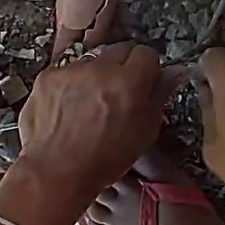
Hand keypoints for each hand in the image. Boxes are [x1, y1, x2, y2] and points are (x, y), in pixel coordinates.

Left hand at [16, 42, 167, 196]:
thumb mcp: (144, 132)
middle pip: (119, 51)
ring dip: (95, 75)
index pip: (146, 54)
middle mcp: (99, 70)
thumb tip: (176, 72)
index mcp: (128, 83)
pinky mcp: (47, 77)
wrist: (56, 174)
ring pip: (92, 61)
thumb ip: (160, 96)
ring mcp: (71, 71)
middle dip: (122, 69)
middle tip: (118, 94)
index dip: (146, 69)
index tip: (143, 81)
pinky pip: (66, 71)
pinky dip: (70, 84)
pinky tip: (70, 108)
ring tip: (91, 105)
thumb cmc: (103, 160)